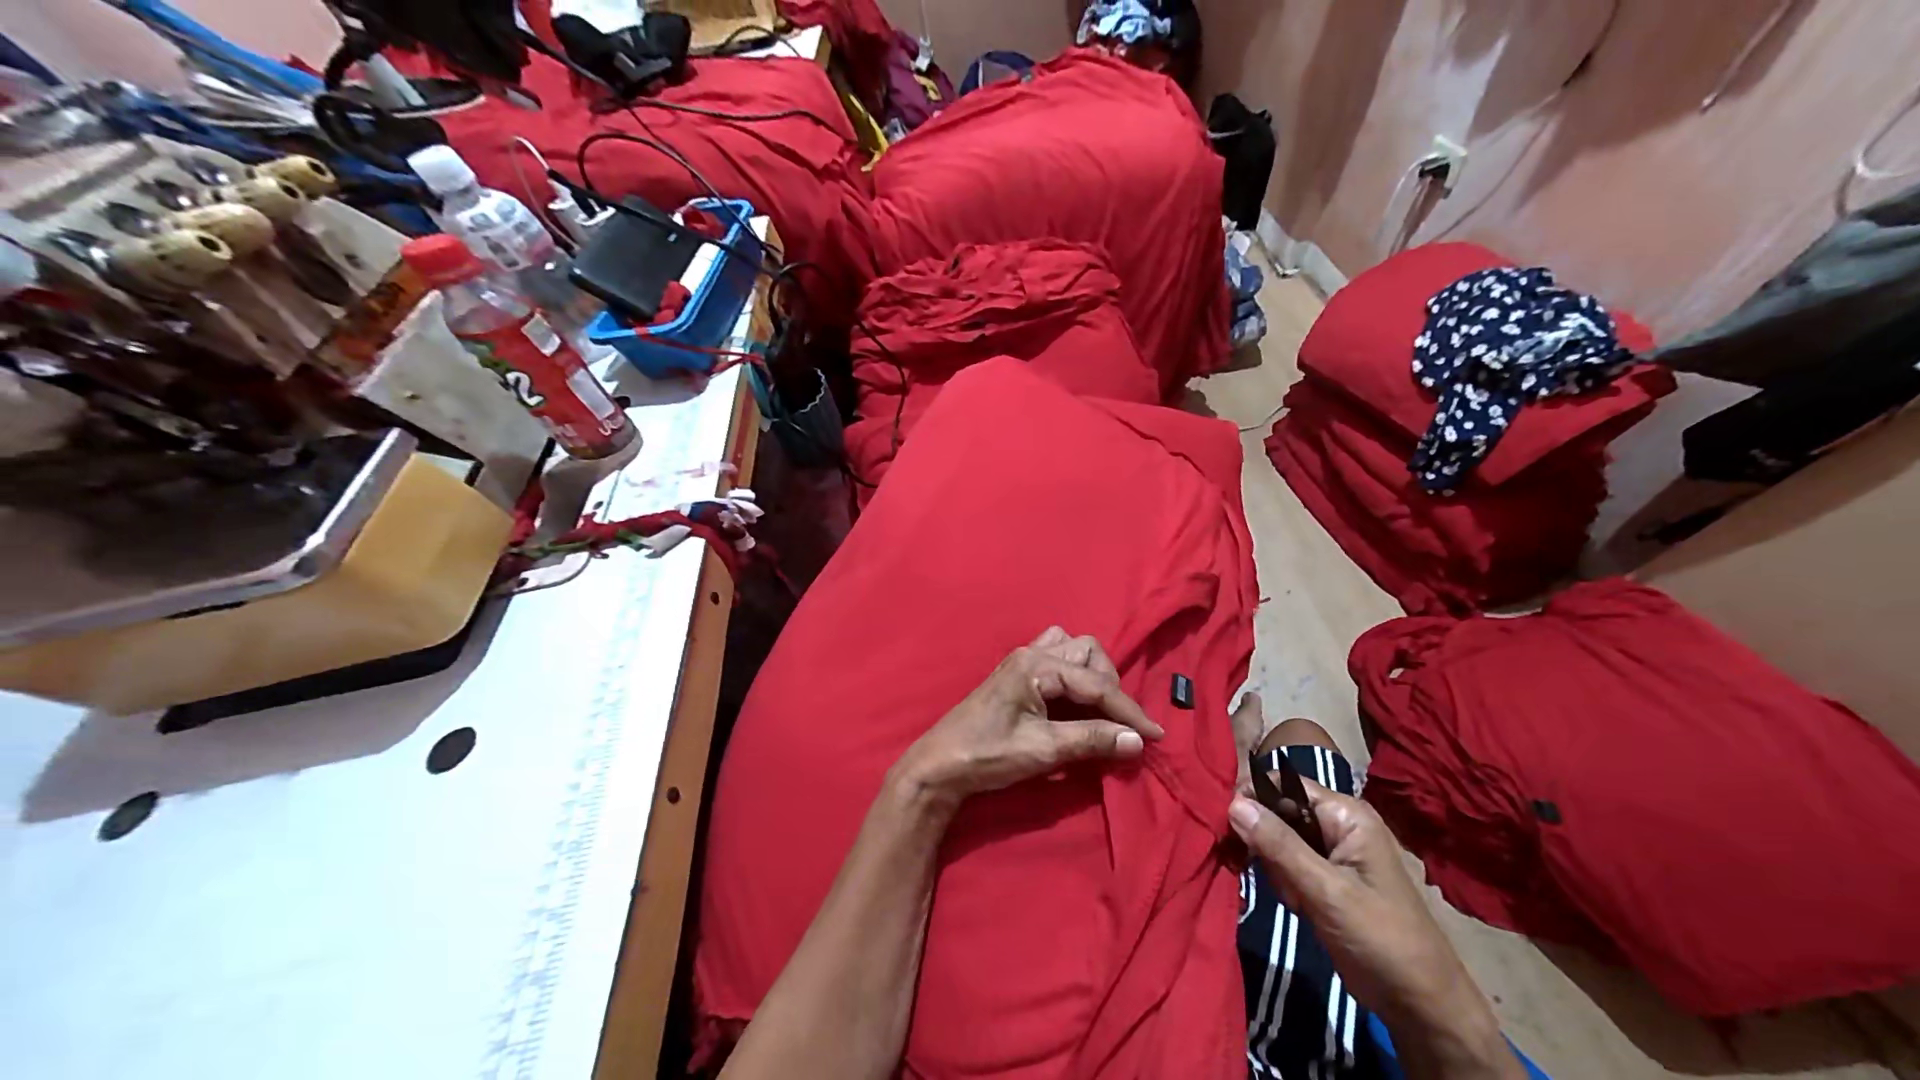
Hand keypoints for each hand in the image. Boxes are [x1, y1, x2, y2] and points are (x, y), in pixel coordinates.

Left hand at [893, 627, 1163, 809]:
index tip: (1154, 737)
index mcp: (1036, 665)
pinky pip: (1056, 658)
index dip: (1128, 711)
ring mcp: (1021, 661)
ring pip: (1072, 650)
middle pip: (1088, 652)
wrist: (940, 765)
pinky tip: (1075, 702)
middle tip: (1115, 723)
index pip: (1096, 683)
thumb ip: (1092, 740)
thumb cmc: (987, 755)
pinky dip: (1074, 675)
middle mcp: (1030, 653)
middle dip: (1109, 685)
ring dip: (1092, 675)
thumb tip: (1138, 741)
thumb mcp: (1042, 750)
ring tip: (1098, 710)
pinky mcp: (1017, 675)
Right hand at [1229, 783, 1519, 1076]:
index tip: (1221, 818)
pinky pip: (1282, 860)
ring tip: (1288, 895)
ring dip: (1268, 861)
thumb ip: (1279, 845)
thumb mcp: (1326, 890)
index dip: (1251, 794)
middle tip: (1251, 863)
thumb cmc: (1381, 938)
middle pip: (1276, 807)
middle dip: (1259, 834)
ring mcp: (1327, 851)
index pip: (1284, 783)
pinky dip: (1277, 877)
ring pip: (1275, 835)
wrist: (1419, 1003)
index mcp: (1345, 814)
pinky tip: (1291, 902)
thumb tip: (1232, 803)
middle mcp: (1335, 823)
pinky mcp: (1319, 876)